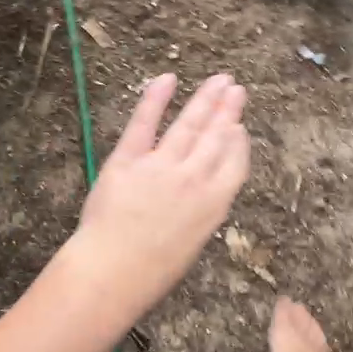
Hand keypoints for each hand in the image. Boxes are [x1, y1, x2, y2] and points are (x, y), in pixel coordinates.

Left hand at [52, 73, 249, 323]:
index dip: (238, 142)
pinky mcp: (129, 159)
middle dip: (227, 110)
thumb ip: (201, 213)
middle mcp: (194, 179)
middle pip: (216, 137)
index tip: (239, 126)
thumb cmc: (150, 272)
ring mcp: (162, 166)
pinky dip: (156, 98)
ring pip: (189, 125)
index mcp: (213, 205)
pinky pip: (144, 123)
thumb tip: (205, 194)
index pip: (234, 164)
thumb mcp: (191, 246)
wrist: (112, 272)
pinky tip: (168, 79)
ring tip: (220, 80)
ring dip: (206, 100)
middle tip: (235, 88)